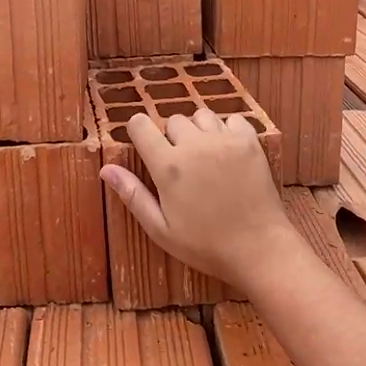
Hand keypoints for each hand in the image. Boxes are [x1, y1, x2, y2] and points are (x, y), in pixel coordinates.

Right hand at [100, 108, 301, 287]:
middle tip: (182, 166)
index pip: (140, 124)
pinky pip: (232, 120)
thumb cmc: (205, 245)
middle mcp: (194, 146)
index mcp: (168, 166)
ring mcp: (224, 141)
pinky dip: (227, 131)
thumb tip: (106, 169)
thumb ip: (133, 195)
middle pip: (172, 120)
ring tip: (205, 157)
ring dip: (199, 131)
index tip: (145, 146)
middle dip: (172, 137)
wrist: (259, 250)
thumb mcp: (161, 229)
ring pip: (201, 116)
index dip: (138, 132)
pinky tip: (228, 153)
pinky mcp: (249, 143)